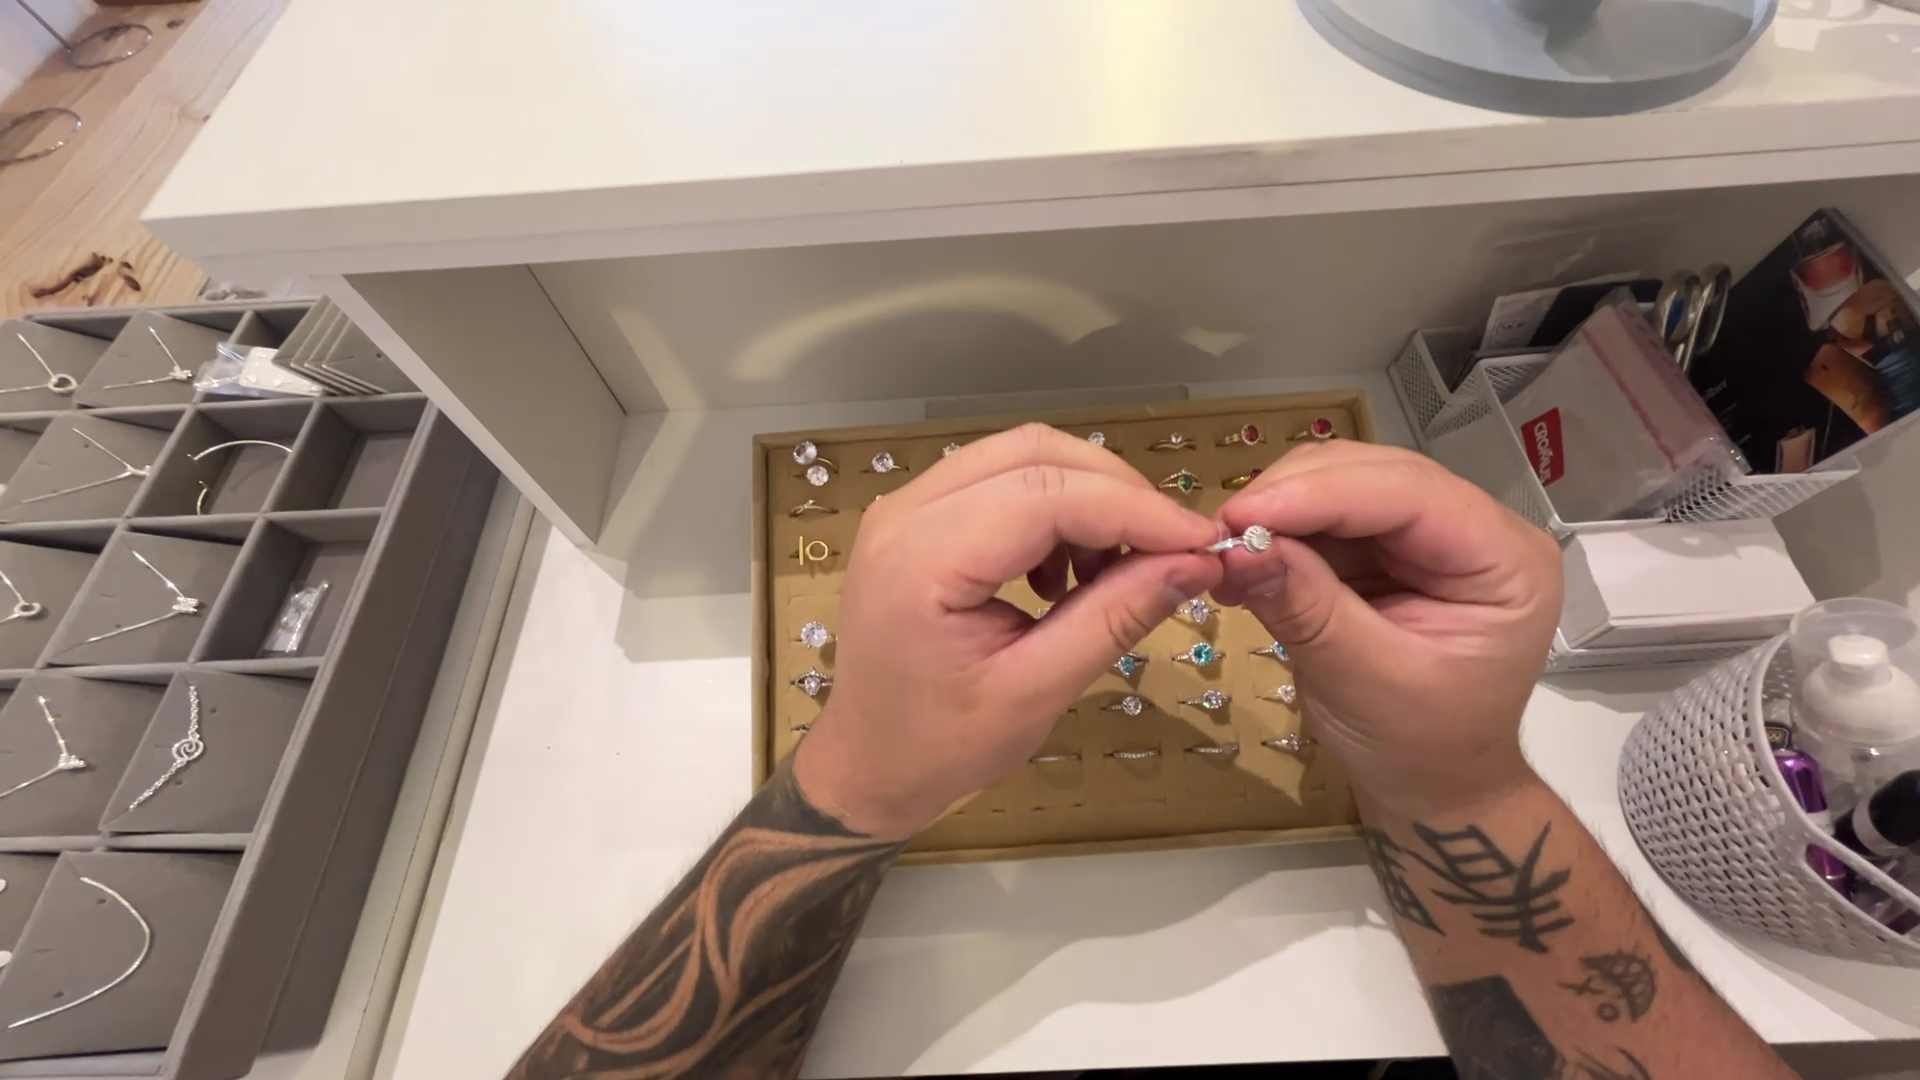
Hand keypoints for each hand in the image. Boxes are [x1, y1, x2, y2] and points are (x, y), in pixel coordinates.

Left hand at [794, 425, 1223, 839]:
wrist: (868, 762)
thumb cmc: (940, 745)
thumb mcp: (1036, 691)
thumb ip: (1115, 618)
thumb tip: (1194, 563)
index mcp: (921, 559)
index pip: (1045, 495)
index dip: (1134, 510)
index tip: (1201, 541)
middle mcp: (904, 512)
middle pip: (1032, 453)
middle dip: (1114, 492)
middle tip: (1165, 550)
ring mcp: (903, 507)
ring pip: (1018, 458)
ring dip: (1083, 498)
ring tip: (1103, 573)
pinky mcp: (915, 517)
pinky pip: (998, 482)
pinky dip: (1049, 510)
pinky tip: (1059, 574)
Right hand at [1211, 443, 1561, 816]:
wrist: (1424, 777)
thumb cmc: (1415, 742)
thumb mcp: (1361, 681)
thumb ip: (1305, 609)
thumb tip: (1237, 550)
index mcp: (1502, 561)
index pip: (1411, 495)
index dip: (1321, 494)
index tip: (1240, 515)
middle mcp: (1468, 530)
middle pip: (1371, 473)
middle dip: (1289, 496)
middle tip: (1220, 534)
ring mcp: (1420, 535)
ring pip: (1336, 483)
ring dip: (1273, 512)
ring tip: (1225, 555)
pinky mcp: (1378, 547)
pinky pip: (1316, 517)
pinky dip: (1272, 533)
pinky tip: (1242, 564)